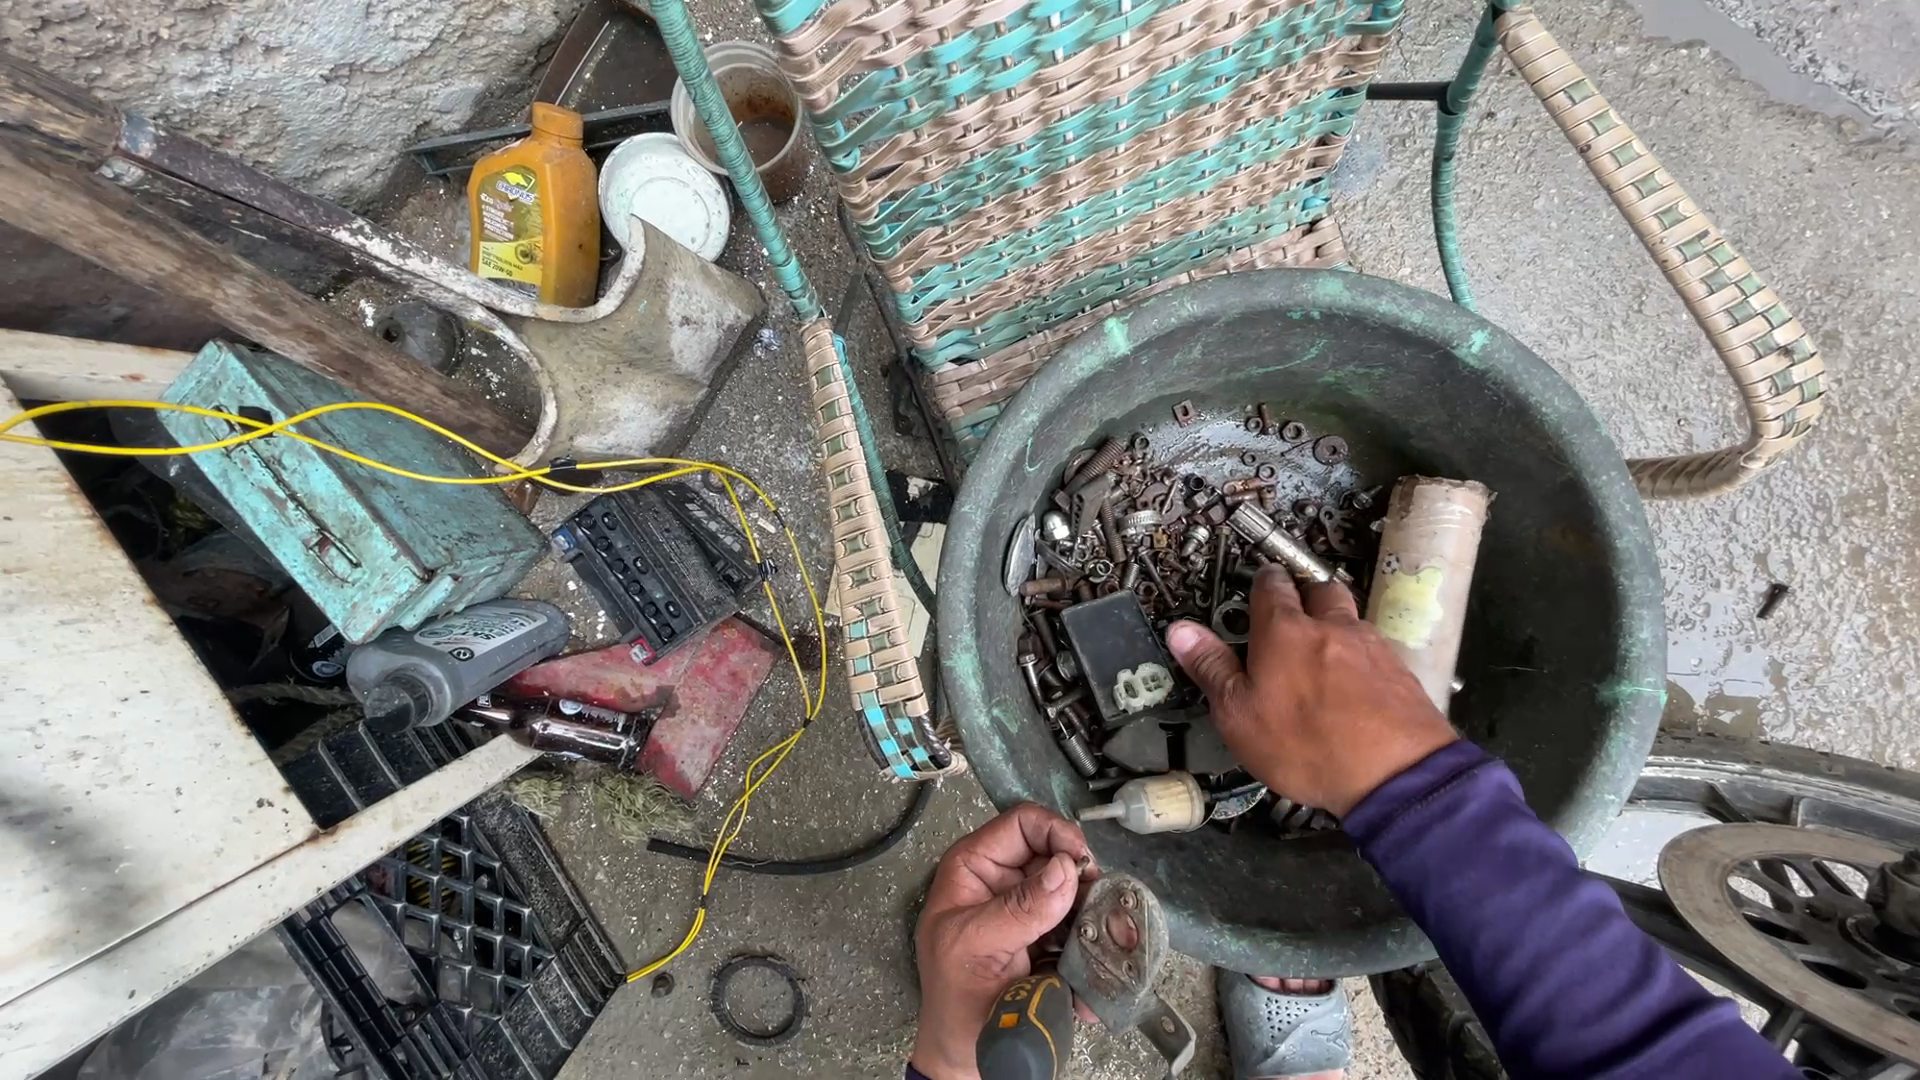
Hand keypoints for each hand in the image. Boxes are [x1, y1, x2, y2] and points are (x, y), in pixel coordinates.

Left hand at [911, 803, 1091, 1079]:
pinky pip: (1081, 930)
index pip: (1022, 823)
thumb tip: (1065, 868)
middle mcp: (1005, 881)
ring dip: (1093, 917)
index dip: (1056, 833)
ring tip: (1103, 944)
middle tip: (1100, 907)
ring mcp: (1030, 911)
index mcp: (975, 866)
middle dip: (1082, 880)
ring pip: (1075, 892)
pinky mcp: (1051, 941)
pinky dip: (1093, 949)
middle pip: (1057, 856)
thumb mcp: (975, 946)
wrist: (965, 1059)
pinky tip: (1092, 976)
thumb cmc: (953, 998)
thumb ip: (1019, 909)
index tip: (1083, 862)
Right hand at [1166, 566, 1457, 816]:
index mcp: (1284, 631)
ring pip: (1350, 616)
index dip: (1262, 581)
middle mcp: (1330, 627)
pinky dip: (1359, 654)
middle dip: (1304, 589)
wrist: (1397, 777)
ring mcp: (1370, 648)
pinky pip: (1374, 648)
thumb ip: (1211, 667)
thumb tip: (1181, 631)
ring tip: (1319, 643)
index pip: (1271, 585)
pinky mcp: (1400, 674)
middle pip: (1319, 587)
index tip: (1256, 584)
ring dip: (1334, 620)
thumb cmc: (1308, 745)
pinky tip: (1352, 680)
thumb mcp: (1238, 713)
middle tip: (1290, 603)